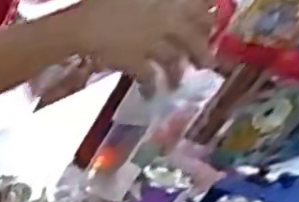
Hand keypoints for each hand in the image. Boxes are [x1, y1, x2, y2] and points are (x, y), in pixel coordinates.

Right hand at [65, 0, 213, 91]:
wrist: (87, 24)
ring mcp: (153, 43)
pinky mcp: (136, 62)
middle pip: (195, 37)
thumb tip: (168, 4)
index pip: (205, 6)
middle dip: (201, 51)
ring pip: (175, 59)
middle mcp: (171, 21)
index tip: (212, 27)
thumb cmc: (109, 0)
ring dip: (177, 74)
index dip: (210, 17)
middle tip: (205, 64)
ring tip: (177, 84)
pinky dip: (151, 88)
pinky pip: (148, 77)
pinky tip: (151, 95)